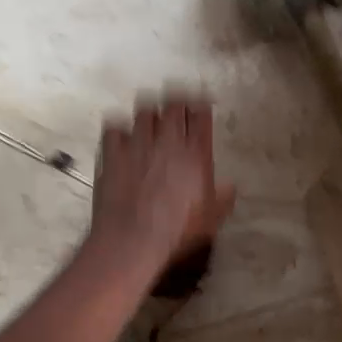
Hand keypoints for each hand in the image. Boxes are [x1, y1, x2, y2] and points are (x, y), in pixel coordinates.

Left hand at [89, 96, 236, 272]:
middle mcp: (167, 141)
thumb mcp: (211, 219)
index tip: (202, 105)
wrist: (132, 241)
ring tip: (151, 119)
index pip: (201, 114)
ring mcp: (137, 144)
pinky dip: (120, 129)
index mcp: (196, 153)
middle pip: (173, 103)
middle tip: (178, 107)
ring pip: (144, 110)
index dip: (202, 105)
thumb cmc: (177, 232)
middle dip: (177, 101)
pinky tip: (123, 137)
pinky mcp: (112, 153)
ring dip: (150, 112)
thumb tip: (229, 187)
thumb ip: (222, 198)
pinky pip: (115, 128)